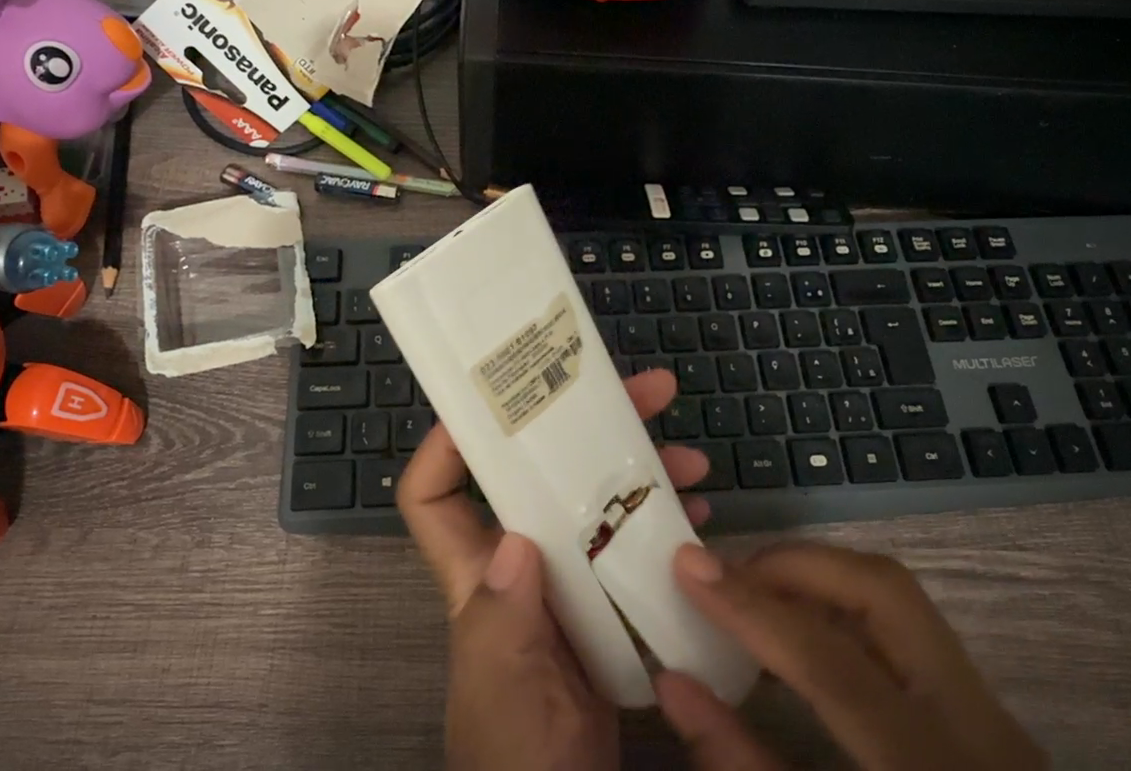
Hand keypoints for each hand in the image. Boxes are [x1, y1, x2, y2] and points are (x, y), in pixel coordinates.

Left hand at [397, 369, 710, 770]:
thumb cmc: (513, 748)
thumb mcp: (501, 684)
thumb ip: (501, 620)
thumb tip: (516, 542)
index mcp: (475, 574)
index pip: (433, 496)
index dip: (446, 445)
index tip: (493, 401)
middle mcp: (515, 564)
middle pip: (534, 478)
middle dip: (579, 431)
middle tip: (645, 395)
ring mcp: (563, 583)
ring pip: (590, 504)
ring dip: (635, 472)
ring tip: (691, 457)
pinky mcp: (604, 607)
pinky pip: (628, 548)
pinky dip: (660, 525)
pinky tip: (697, 514)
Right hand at [656, 543, 1046, 770]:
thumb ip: (740, 762)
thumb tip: (673, 682)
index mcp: (931, 769)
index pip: (832, 661)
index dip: (751, 608)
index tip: (686, 567)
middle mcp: (980, 729)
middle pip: (885, 592)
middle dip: (794, 566)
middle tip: (724, 574)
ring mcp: (992, 716)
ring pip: (898, 599)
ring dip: (815, 580)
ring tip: (747, 595)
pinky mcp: (981, 714)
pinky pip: (902, 629)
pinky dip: (838, 609)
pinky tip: (793, 631)